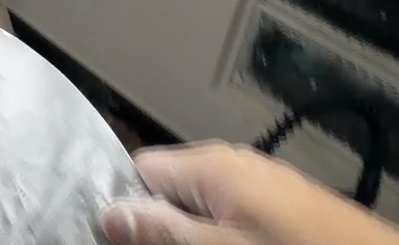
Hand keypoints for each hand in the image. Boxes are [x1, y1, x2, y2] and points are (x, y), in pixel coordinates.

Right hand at [102, 142, 398, 244]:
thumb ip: (164, 231)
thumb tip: (106, 212)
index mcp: (209, 164)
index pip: (140, 168)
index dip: (129, 207)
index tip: (127, 244)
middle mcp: (232, 162)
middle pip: (173, 189)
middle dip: (167, 227)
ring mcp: (266, 183)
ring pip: (208, 207)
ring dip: (199, 234)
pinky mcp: (292, 208)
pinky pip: (241, 217)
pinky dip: (232, 236)